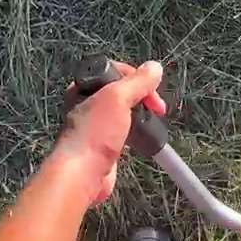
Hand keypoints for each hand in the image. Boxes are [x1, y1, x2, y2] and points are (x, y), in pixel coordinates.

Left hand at [49, 59, 166, 205]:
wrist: (83, 174)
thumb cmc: (96, 131)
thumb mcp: (117, 98)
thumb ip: (137, 82)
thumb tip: (155, 67)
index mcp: (84, 87)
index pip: (115, 71)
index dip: (136, 76)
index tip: (152, 89)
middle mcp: (87, 103)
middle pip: (121, 91)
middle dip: (142, 96)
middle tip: (157, 108)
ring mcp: (96, 125)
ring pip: (123, 112)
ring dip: (139, 114)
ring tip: (152, 122)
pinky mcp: (103, 144)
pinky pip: (124, 131)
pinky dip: (135, 131)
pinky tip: (141, 137)